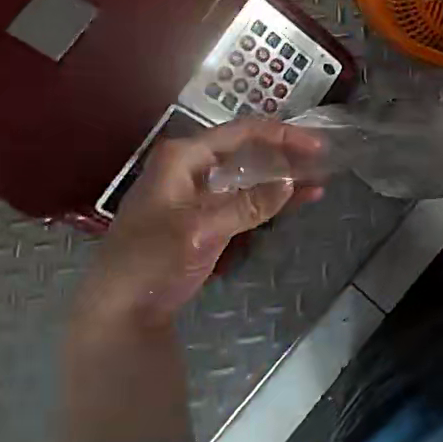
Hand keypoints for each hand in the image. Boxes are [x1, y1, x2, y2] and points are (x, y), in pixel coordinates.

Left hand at [79, 121, 323, 332]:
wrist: (119, 309)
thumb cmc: (151, 261)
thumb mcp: (201, 230)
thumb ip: (248, 205)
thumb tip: (291, 183)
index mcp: (183, 158)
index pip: (241, 132)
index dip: (282, 136)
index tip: (316, 146)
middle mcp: (191, 167)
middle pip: (248, 149)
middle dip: (286, 153)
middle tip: (323, 158)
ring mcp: (199, 192)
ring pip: (250, 174)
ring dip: (283, 175)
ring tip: (320, 176)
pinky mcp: (206, 216)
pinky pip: (246, 198)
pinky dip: (272, 198)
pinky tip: (300, 199)